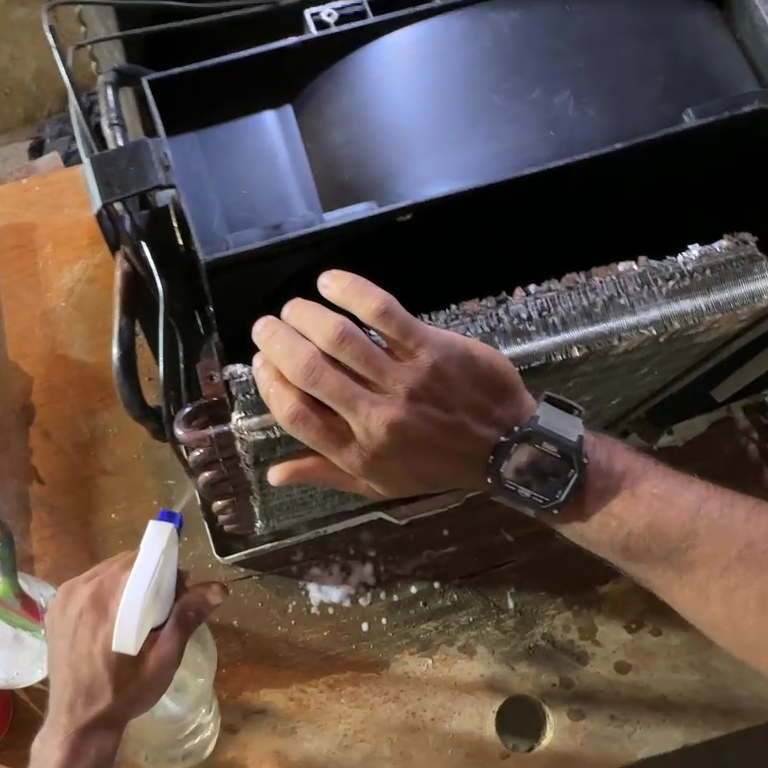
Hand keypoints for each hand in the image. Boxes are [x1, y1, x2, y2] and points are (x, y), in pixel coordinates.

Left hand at [41, 551, 226, 743]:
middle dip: (148, 578)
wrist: (79, 722)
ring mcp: (64, 597)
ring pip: (106, 572)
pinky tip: (113, 621)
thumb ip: (187, 617)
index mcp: (108, 596)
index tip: (178, 597)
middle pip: (126, 563)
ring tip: (138, 618)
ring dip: (127, 584)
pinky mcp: (55, 608)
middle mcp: (81, 587)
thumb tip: (219, 588)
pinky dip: (105, 593)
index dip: (168, 571)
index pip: (145, 558)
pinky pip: (88, 585)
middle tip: (162, 612)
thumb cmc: (125, 692)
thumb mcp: (164, 658)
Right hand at [251, 270, 534, 497]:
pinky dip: (350, 290)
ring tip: (293, 307)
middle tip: (266, 326)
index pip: (296, 414)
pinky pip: (383, 312)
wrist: (506, 449)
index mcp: (358, 451)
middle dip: (278, 342)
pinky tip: (329, 282)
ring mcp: (404, 381)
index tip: (261, 364)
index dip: (270, 384)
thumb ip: (325, 474)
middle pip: (310, 371)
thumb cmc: (436, 468)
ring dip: (306, 316)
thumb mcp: (379, 485)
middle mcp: (376, 417)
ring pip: (340, 339)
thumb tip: (274, 473)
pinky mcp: (432, 349)